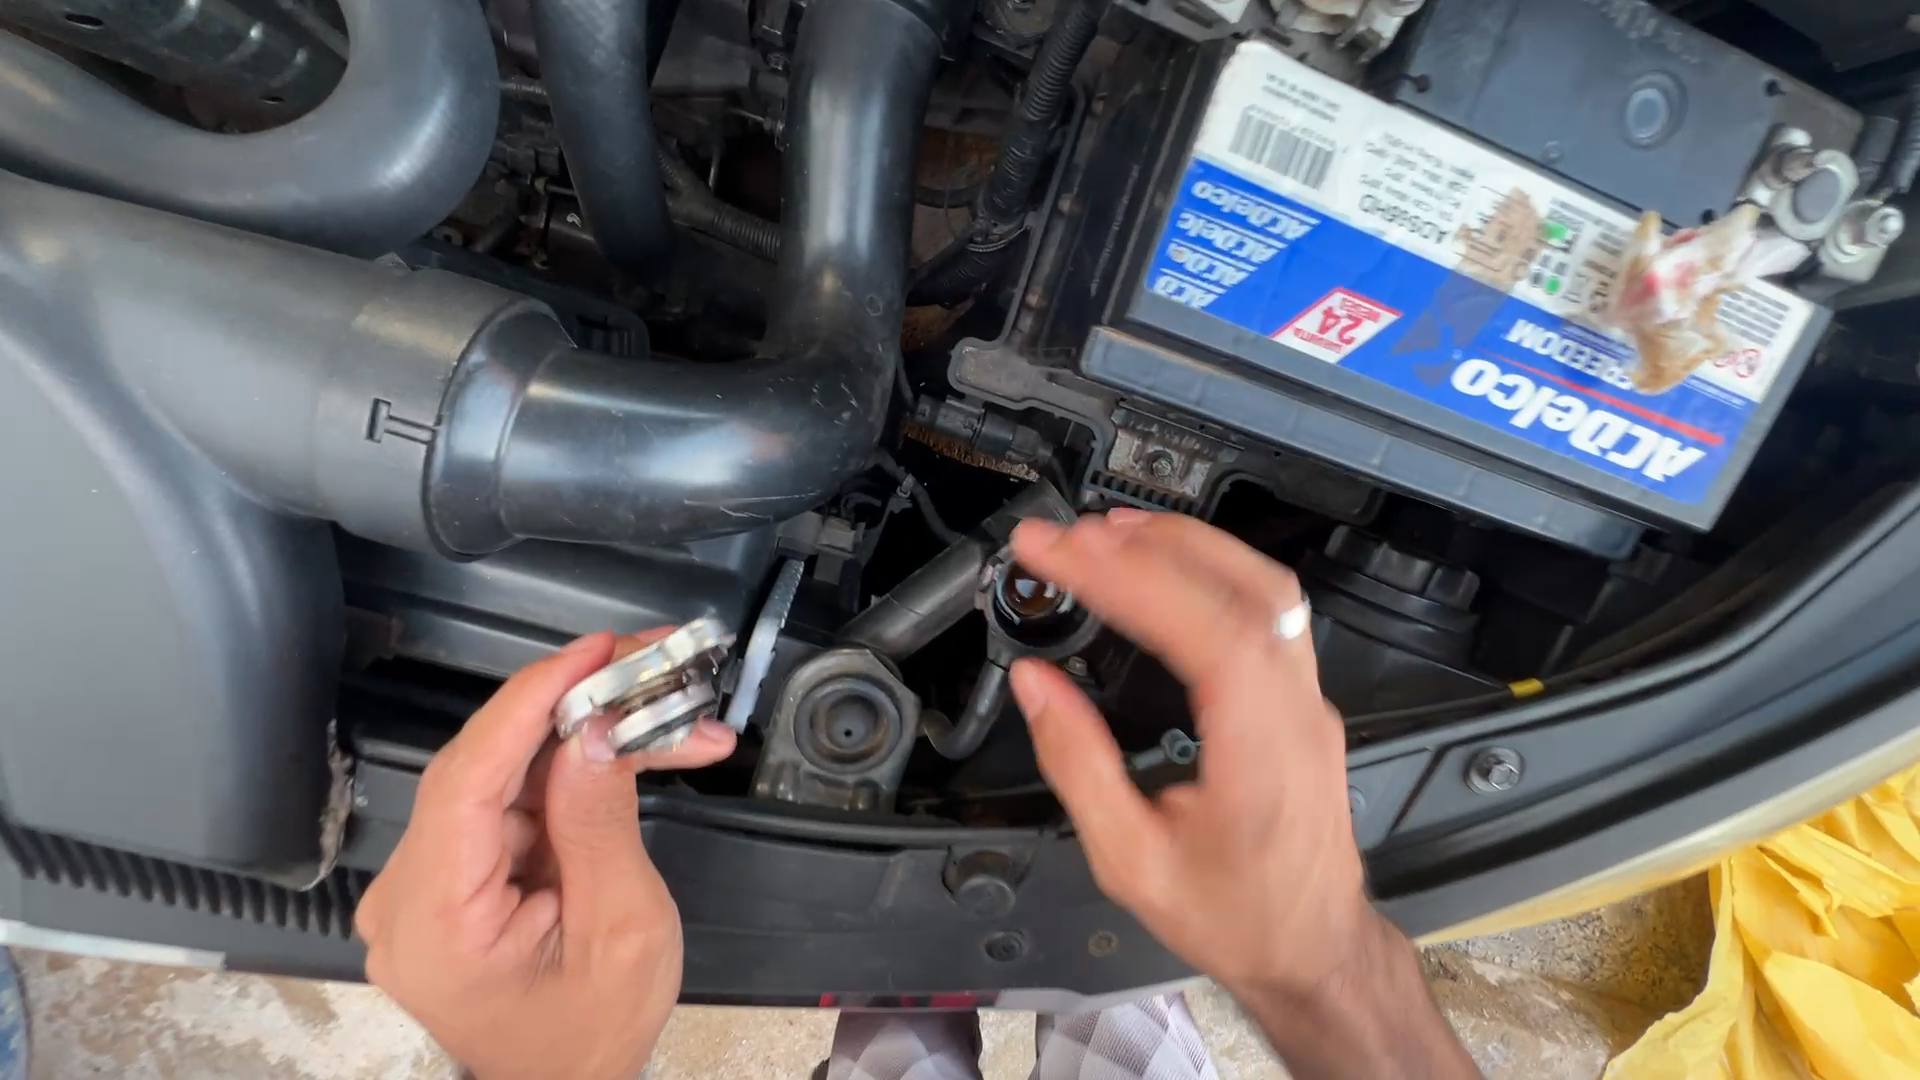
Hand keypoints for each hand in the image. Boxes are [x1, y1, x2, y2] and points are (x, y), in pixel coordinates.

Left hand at [355, 631, 736, 1079]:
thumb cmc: (598, 1028)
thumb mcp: (622, 927)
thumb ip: (600, 824)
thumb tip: (594, 731)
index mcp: (434, 918)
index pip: (466, 780)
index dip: (529, 702)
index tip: (595, 652)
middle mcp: (416, 888)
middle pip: (493, 761)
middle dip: (579, 704)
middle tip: (654, 663)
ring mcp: (443, 874)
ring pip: (521, 767)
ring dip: (600, 732)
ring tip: (678, 710)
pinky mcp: (475, 865)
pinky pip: (532, 792)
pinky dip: (593, 765)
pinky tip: (652, 748)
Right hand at [1007, 511, 1476, 1079]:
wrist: (1314, 948)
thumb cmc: (1232, 915)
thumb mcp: (1130, 860)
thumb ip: (1077, 763)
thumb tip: (1034, 683)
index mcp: (1259, 755)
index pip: (1205, 633)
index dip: (1129, 578)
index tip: (1060, 552)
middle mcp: (1295, 711)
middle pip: (1241, 591)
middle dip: (1148, 547)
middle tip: (1071, 534)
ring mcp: (1306, 696)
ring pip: (1262, 587)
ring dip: (1183, 543)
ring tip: (1110, 530)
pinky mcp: (1299, 691)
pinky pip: (1263, 606)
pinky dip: (1207, 565)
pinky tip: (1163, 560)